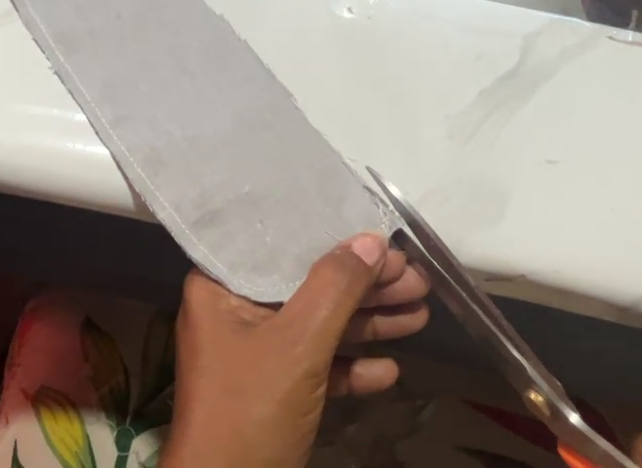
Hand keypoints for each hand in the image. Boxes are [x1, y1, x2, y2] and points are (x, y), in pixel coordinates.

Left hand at [161, 234, 429, 467]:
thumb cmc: (250, 410)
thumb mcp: (297, 343)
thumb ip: (336, 288)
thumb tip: (371, 240)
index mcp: (220, 286)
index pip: (280, 243)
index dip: (331, 236)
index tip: (378, 232)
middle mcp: (234, 310)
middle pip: (308, 283)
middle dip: (363, 283)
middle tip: (414, 275)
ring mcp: (255, 352)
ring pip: (318, 324)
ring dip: (368, 321)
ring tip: (420, 309)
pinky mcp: (273, 389)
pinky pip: (317, 364)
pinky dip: (351, 365)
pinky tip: (389, 370)